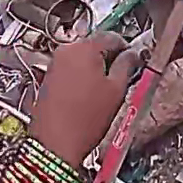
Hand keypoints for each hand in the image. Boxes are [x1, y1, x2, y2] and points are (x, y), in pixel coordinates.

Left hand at [30, 32, 139, 165]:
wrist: (53, 146)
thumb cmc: (84, 120)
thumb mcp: (116, 90)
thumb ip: (127, 65)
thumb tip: (132, 54)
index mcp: (84, 48)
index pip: (112, 36)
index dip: (127, 47)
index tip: (134, 59)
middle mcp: (66, 50)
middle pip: (96, 45)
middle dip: (110, 58)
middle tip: (122, 77)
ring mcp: (55, 64)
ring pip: (83, 57)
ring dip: (96, 67)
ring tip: (105, 90)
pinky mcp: (48, 78)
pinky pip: (71, 68)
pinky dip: (82, 76)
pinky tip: (89, 95)